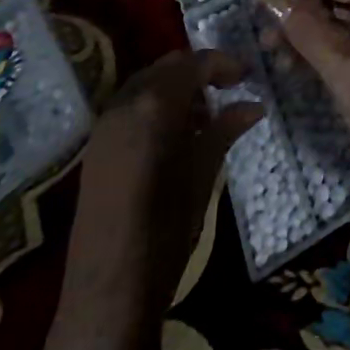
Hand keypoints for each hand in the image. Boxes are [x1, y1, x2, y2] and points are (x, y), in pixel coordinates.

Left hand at [44, 50, 260, 349]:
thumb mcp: (203, 175)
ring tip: (205, 115)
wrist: (109, 286)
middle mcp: (125, 102)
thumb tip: (254, 104)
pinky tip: (174, 135)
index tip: (247, 74)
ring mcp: (106, 121)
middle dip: (199, 71)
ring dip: (176, 88)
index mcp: (155, 105)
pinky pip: (130, 105)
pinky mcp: (96, 142)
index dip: (223, 64)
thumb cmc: (165, 230)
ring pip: (146, 83)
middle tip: (228, 89)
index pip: (194, 64)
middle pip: (167, 67)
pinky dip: (155, 105)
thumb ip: (225, 130)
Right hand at [259, 0, 349, 176]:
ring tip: (271, 50)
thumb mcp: (341, 68)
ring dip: (302, 30)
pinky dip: (316, 44)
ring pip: (332, 13)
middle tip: (263, 34)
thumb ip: (304, 29)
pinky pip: (340, 32)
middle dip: (296, 11)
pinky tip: (290, 62)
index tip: (258, 4)